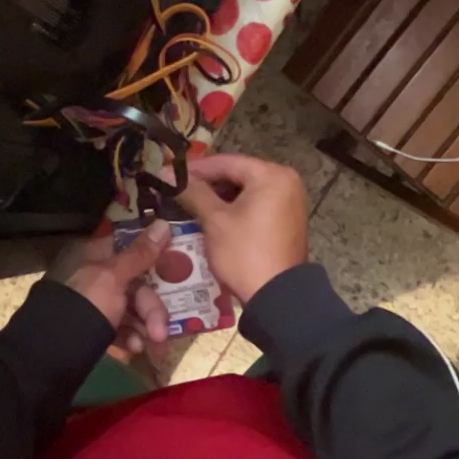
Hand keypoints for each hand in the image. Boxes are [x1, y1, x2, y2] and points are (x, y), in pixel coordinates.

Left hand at [47, 220, 172, 353]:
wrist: (52, 352)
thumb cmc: (85, 304)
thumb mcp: (113, 277)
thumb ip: (140, 254)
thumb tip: (164, 223)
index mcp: (92, 256)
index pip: (131, 250)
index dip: (154, 260)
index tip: (175, 271)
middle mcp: (92, 275)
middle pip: (135, 284)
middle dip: (152, 310)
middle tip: (161, 332)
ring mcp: (92, 303)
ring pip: (131, 308)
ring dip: (146, 326)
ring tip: (153, 345)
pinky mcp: (92, 326)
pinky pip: (119, 327)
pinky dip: (130, 336)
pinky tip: (134, 348)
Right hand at [172, 153, 308, 303]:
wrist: (278, 296)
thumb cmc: (244, 254)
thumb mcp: (215, 221)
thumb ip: (192, 192)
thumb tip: (167, 172)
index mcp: (272, 175)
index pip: (227, 162)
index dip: (195, 168)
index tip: (169, 174)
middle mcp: (287, 182)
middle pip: (239, 175)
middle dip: (208, 184)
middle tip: (179, 190)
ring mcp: (291, 202)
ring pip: (248, 191)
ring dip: (220, 197)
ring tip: (191, 204)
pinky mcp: (288, 220)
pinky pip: (258, 205)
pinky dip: (237, 209)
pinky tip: (214, 217)